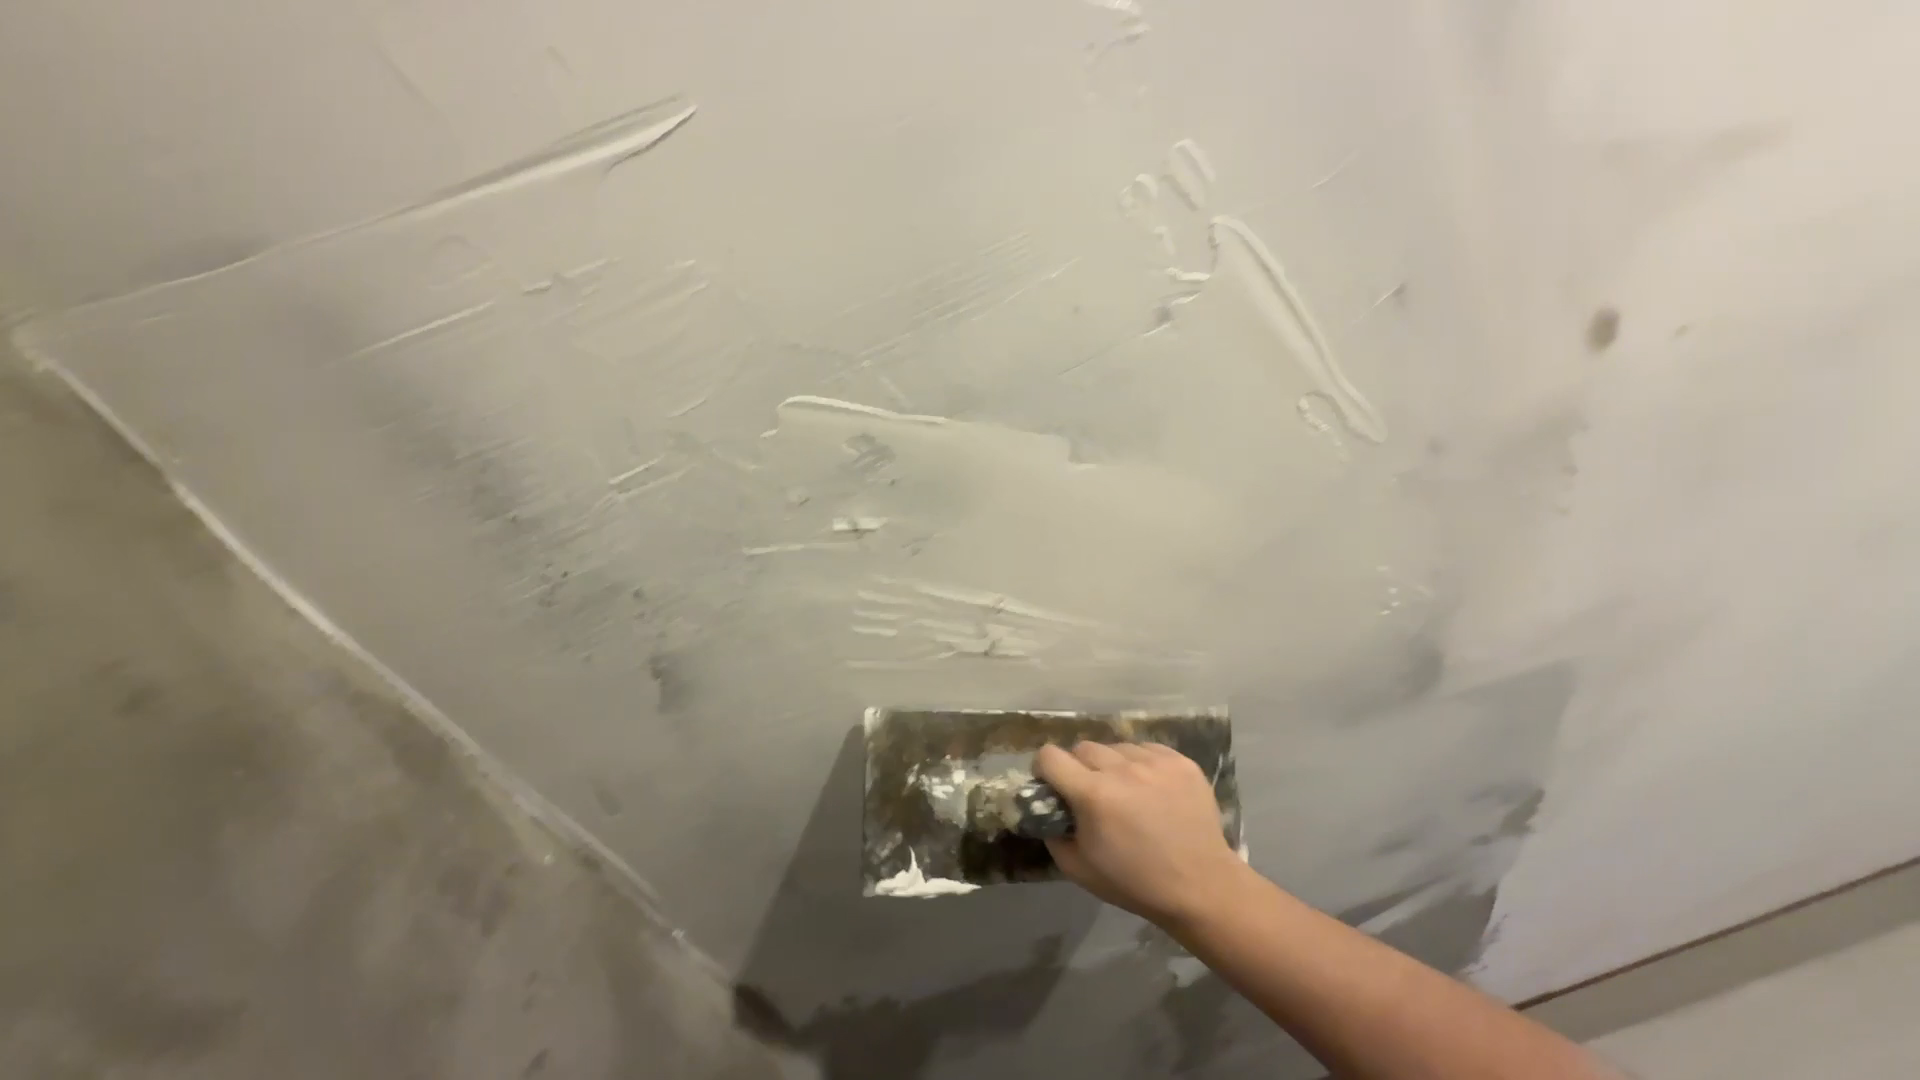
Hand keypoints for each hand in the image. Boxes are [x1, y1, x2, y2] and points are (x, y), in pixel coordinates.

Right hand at [1033, 741, 1244, 926]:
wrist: (1200, 886)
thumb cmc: (1134, 882)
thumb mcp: (1078, 869)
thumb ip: (1052, 834)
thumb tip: (1046, 810)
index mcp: (1093, 794)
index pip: (1050, 756)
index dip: (1044, 769)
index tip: (1052, 785)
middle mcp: (1122, 769)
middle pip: (1083, 747)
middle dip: (1078, 767)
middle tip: (1089, 792)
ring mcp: (1155, 762)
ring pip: (1116, 747)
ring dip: (1112, 764)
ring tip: (1124, 790)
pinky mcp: (1181, 762)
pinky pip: (1147, 749)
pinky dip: (1141, 764)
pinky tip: (1150, 788)